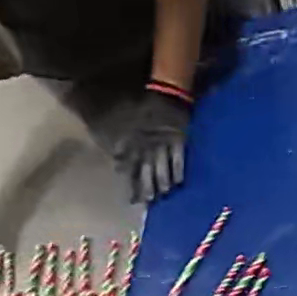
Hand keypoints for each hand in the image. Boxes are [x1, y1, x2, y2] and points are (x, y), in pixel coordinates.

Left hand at [113, 86, 191, 203]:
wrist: (167, 94)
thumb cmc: (148, 112)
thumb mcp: (132, 128)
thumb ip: (125, 149)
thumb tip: (117, 166)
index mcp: (137, 146)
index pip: (133, 171)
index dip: (133, 187)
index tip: (132, 201)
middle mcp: (149, 150)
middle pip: (147, 175)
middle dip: (147, 190)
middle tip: (149, 201)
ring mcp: (165, 147)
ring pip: (162, 172)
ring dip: (162, 185)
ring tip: (163, 193)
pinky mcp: (179, 143)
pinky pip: (178, 162)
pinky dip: (177, 173)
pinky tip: (178, 182)